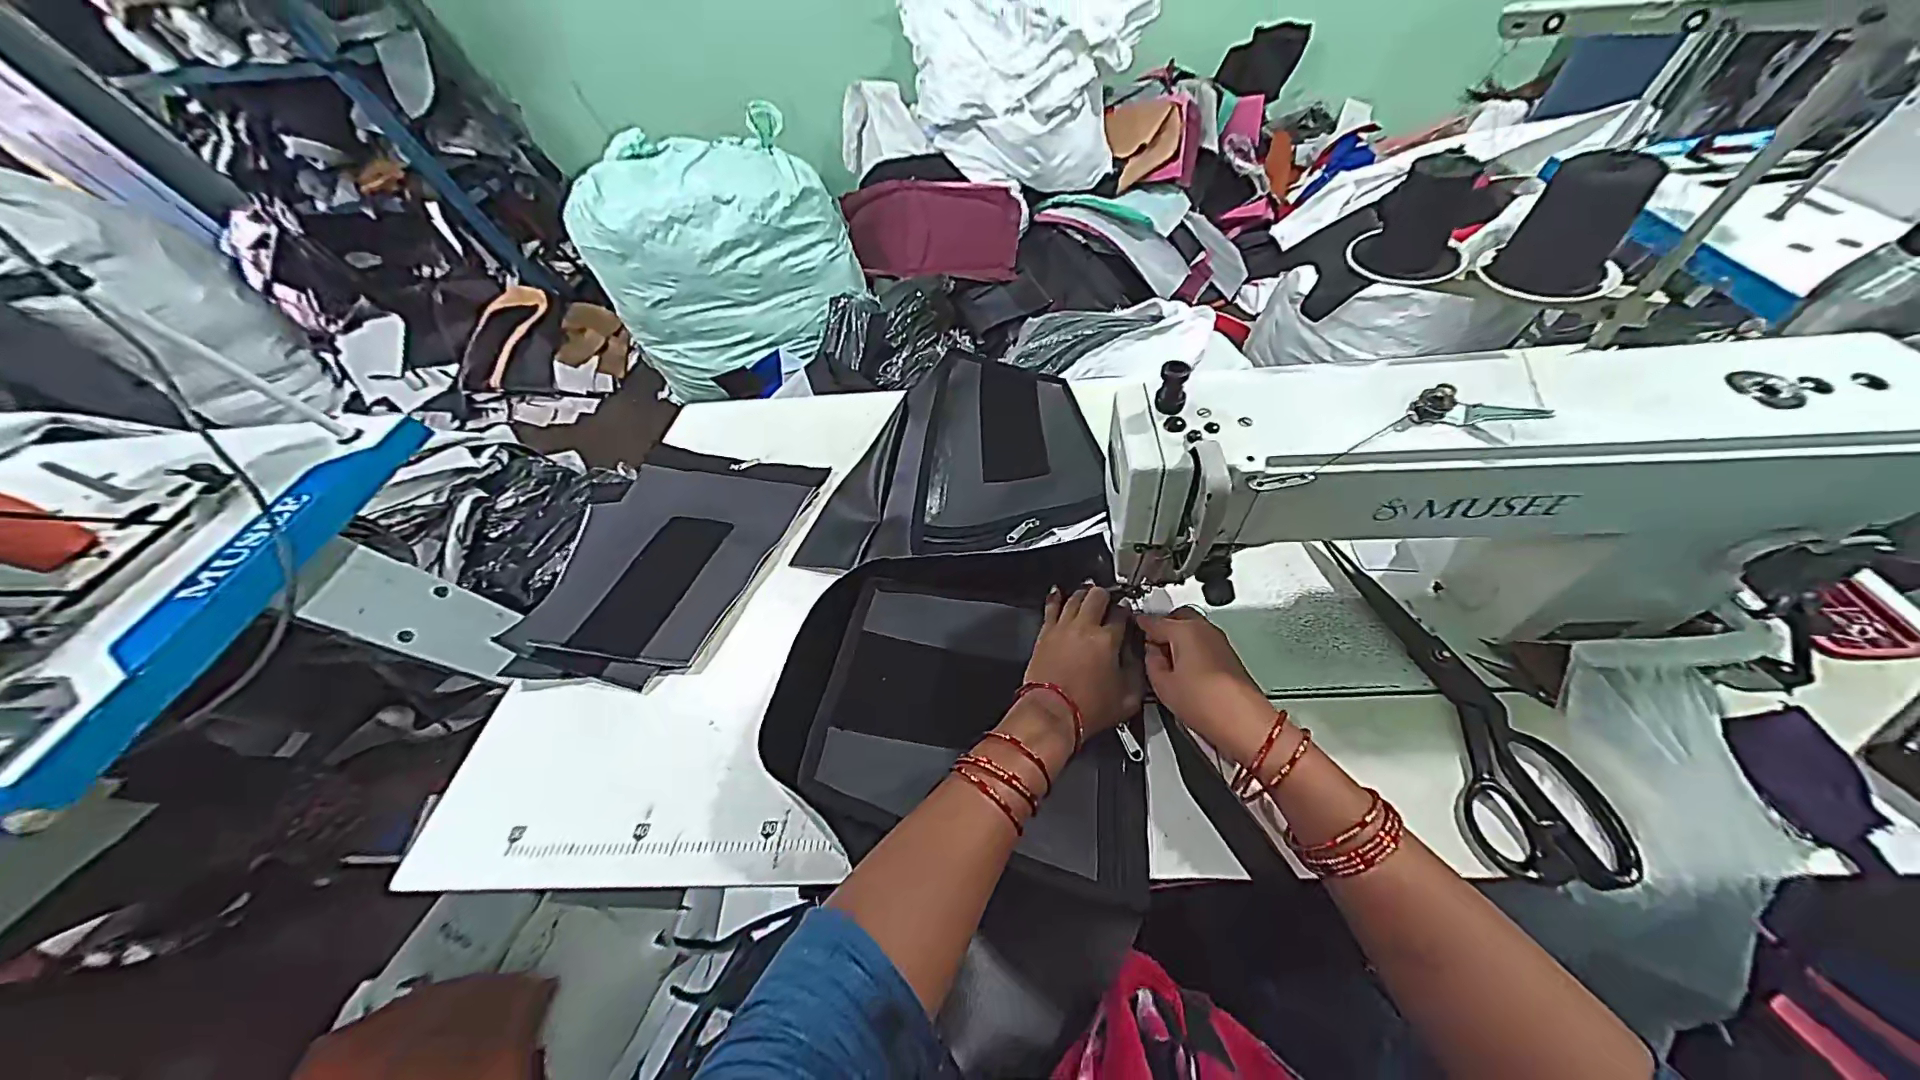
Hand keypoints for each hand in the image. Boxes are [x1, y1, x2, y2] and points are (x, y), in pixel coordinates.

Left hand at [1019, 586, 1139, 747]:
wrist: (1052, 713)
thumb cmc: (1086, 709)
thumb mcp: (1128, 697)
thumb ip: (1137, 672)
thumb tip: (1138, 660)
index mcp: (1108, 640)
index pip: (1122, 614)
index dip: (1127, 612)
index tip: (1127, 616)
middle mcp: (1084, 628)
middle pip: (1098, 596)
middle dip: (1107, 596)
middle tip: (1110, 601)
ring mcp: (1063, 628)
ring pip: (1075, 597)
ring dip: (1084, 593)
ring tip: (1089, 593)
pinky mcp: (1045, 634)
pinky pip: (1051, 607)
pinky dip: (1056, 598)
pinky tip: (1057, 593)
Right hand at [1136, 607, 1273, 753]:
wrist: (1243, 722)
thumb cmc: (1208, 703)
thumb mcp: (1162, 684)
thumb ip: (1150, 662)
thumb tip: (1150, 655)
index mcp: (1184, 629)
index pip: (1153, 620)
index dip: (1140, 624)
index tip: (1134, 627)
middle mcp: (1204, 629)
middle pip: (1176, 617)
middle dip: (1162, 627)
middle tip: (1149, 644)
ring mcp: (1219, 641)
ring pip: (1192, 629)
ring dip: (1178, 638)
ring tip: (1166, 661)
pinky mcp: (1228, 656)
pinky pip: (1203, 643)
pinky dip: (1191, 649)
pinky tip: (1184, 670)